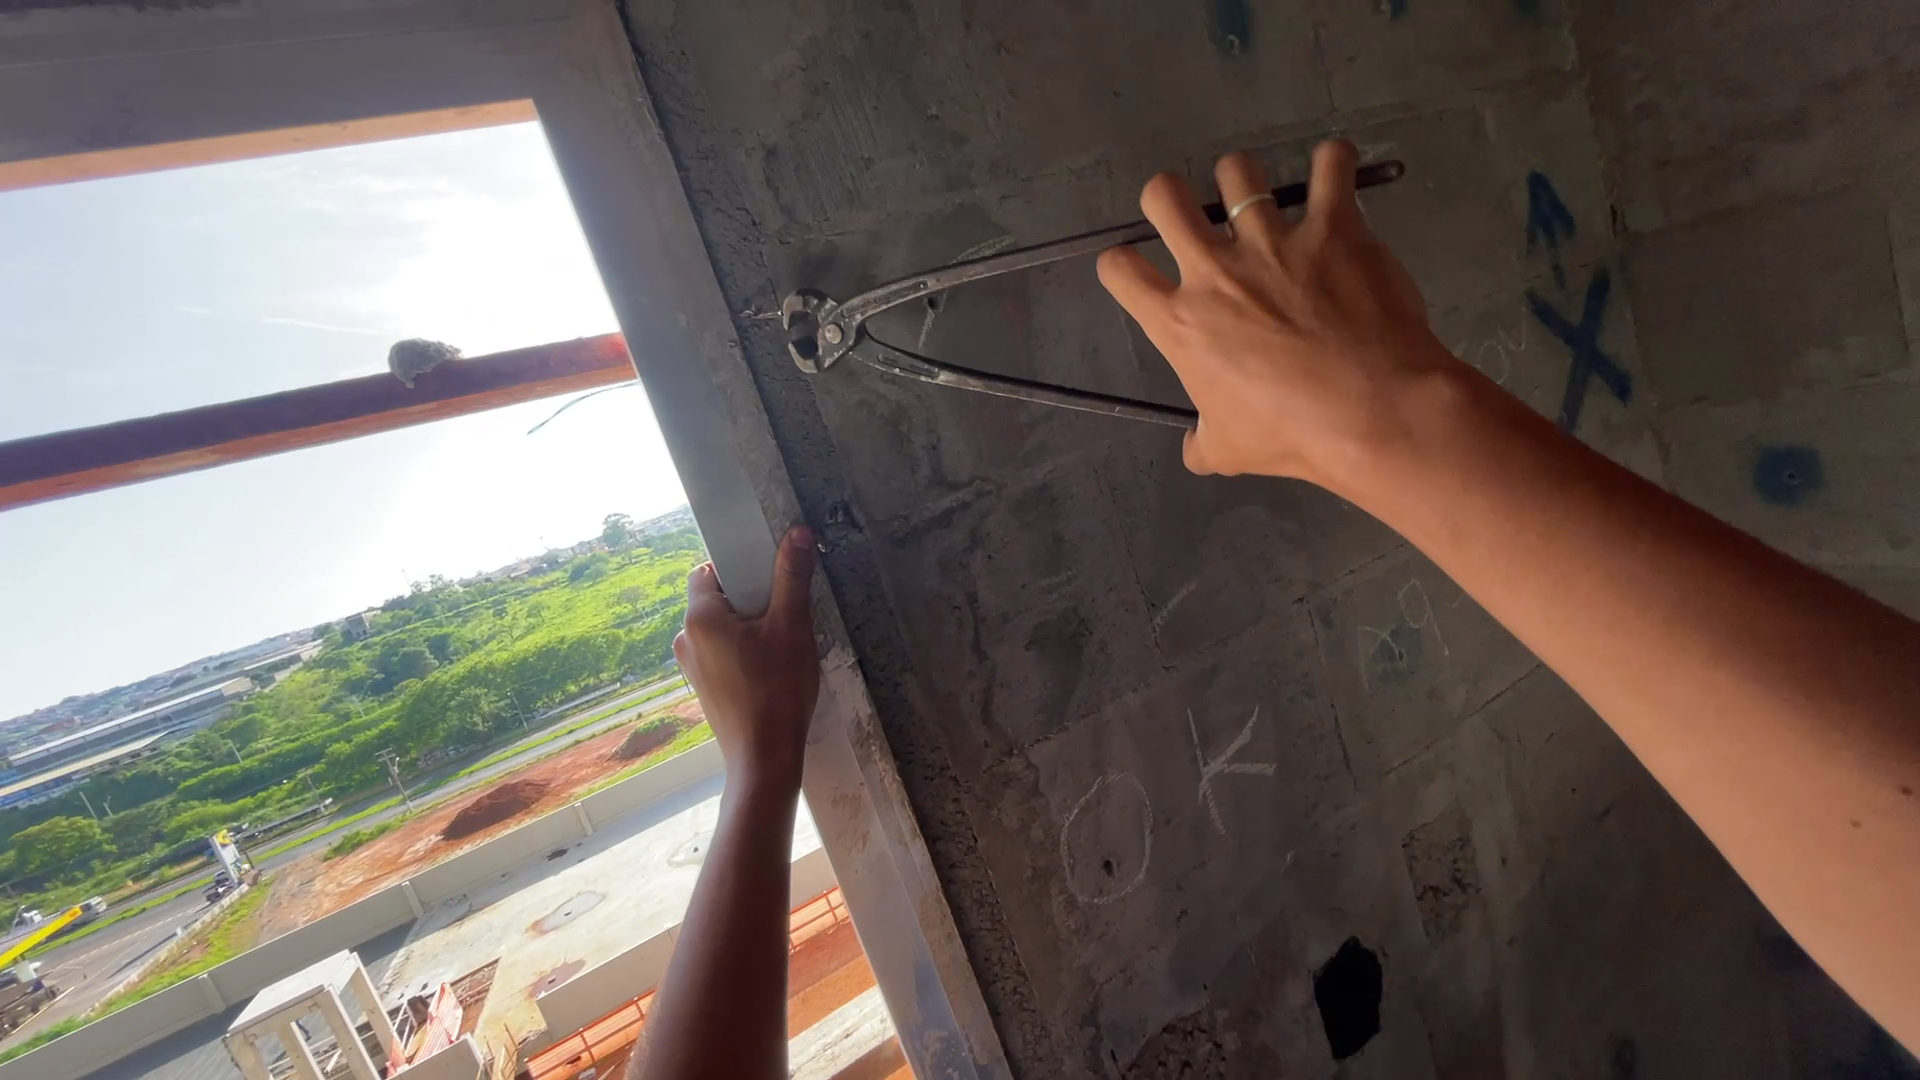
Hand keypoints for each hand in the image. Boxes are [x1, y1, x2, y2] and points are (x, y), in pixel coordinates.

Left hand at [674, 526, 820, 791]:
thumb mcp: (791, 626)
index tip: (769, 575)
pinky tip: (772, 664)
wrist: (765, 757)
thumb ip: (792, 577)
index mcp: (699, 618)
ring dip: (748, 624)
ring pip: (721, 627)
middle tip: (784, 608)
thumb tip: (797, 532)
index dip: (738, 566)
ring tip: (782, 639)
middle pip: (716, 598)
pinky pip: (722, 651)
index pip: (708, 570)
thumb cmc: (777, 689)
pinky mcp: (705, 687)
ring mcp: (692, 666)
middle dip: (749, 596)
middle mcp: (686, 639)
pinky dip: (744, 648)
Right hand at [1097, 139, 1463, 490]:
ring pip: (1237, 170)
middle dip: (1166, 196)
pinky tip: (1331, 175)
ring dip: (1241, 178)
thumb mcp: (1226, 451)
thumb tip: (1195, 451)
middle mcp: (1215, 271)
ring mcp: (1273, 241)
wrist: (1369, 411)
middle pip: (1164, 197)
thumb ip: (1200, 443)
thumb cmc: (1287, 433)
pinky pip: (1330, 166)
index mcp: (1180, 323)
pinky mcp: (1334, 226)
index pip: (1120, 270)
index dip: (1118, 265)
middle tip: (1185, 213)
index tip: (1131, 270)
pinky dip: (1330, 165)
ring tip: (1258, 197)